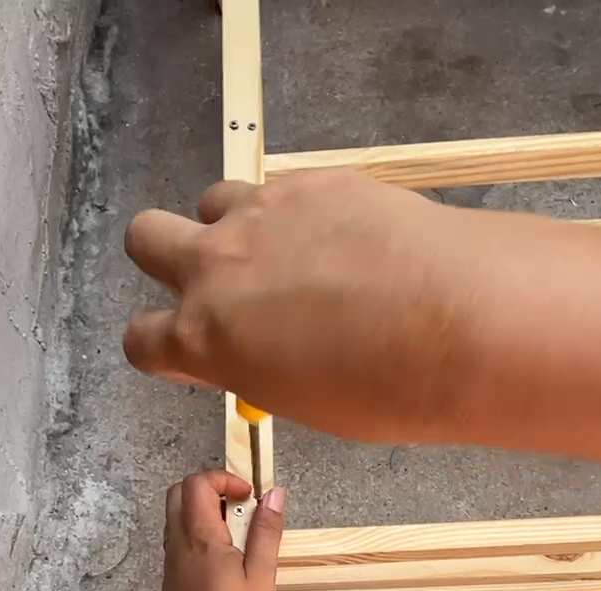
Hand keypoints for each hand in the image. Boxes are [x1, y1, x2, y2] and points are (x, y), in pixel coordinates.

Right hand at [124, 170, 486, 442]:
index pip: (140, 338)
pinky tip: (344, 240)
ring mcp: (261, 213)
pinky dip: (296, 215)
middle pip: (144, 239)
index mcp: (204, 337)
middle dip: (166, 259)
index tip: (195, 352)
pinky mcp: (312, 180)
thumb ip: (251, 365)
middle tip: (222, 283)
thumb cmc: (383, 392)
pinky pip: (279, 191)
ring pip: (212, 202)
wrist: (460, 323)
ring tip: (290, 256)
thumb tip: (246, 349)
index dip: (161, 347)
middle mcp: (215, 266)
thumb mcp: (298, 399)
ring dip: (233, 229)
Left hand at [159, 470, 285, 590]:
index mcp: (199, 540)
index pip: (196, 484)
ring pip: (175, 518)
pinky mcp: (170, 584)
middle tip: (240, 509)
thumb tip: (274, 495)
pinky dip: (197, 535)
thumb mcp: (262, 578)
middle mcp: (177, 547)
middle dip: (209, 489)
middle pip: (178, 494)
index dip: (223, 479)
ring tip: (237, 537)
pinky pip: (177, 543)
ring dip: (203, 512)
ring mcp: (169, 566)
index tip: (249, 497)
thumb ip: (266, 533)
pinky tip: (224, 561)